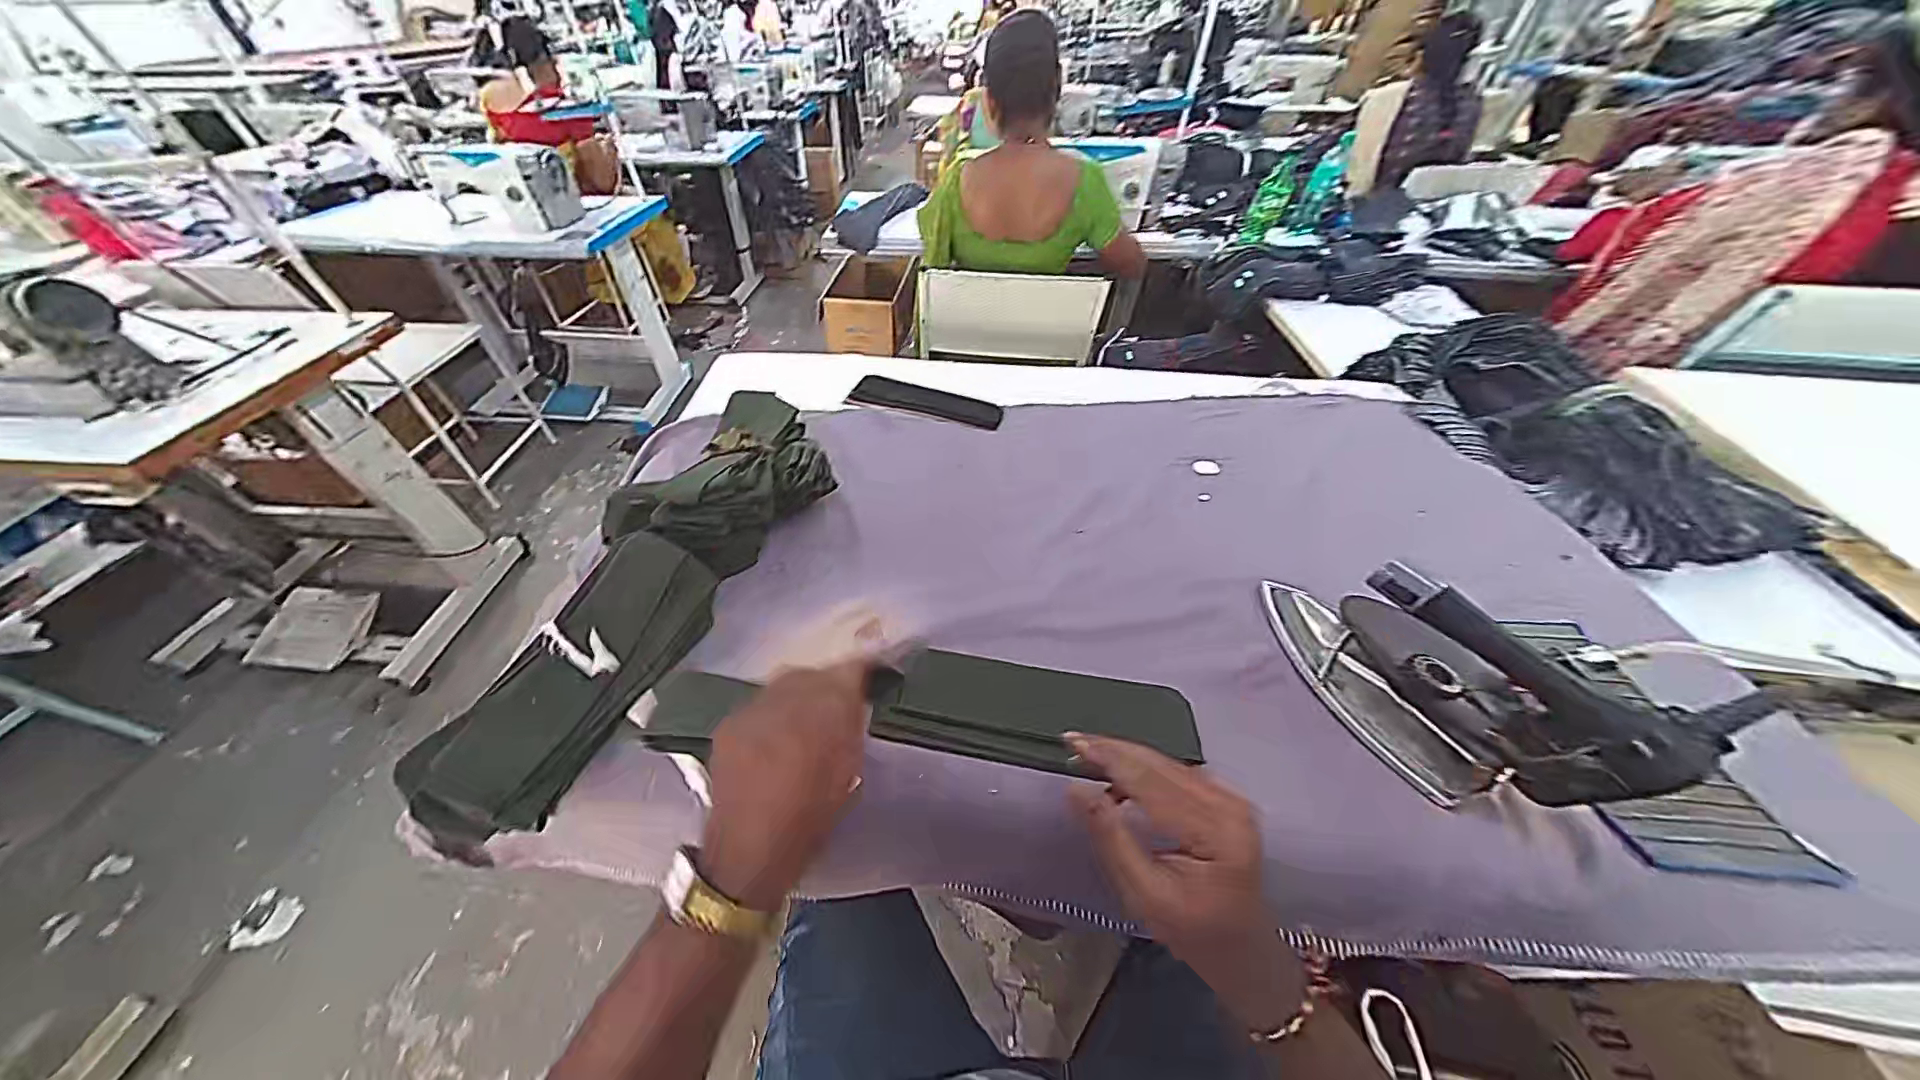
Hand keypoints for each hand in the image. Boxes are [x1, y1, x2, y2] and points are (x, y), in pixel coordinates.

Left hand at [700, 660, 872, 909]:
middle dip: (827, 682)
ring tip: (804, 719)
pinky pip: (759, 704)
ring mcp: (753, 709)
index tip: (871, 674)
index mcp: (826, 714)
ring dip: (799, 695)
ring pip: (784, 684)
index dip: (861, 670)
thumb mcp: (849, 772)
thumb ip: (851, 728)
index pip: (849, 671)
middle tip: (837, 703)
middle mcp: (786, 700)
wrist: (748, 853)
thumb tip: (853, 700)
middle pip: (814, 673)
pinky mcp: (729, 723)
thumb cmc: (810, 820)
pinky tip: (774, 736)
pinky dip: (772, 713)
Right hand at [1067, 734, 1305, 1032]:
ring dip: (1125, 756)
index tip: (1074, 743)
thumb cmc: (1195, 932)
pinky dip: (1143, 768)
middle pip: (1160, 764)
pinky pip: (1176, 772)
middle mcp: (1228, 805)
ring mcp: (1230, 799)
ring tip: (1088, 754)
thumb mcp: (1145, 895)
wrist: (1242, 950)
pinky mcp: (1224, 799)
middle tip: (1074, 742)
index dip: (1109, 758)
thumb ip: (1111, 838)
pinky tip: (1119, 772)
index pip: (1152, 781)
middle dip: (1113, 750)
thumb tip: (1077, 790)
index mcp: (1215, 830)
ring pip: (1166, 763)